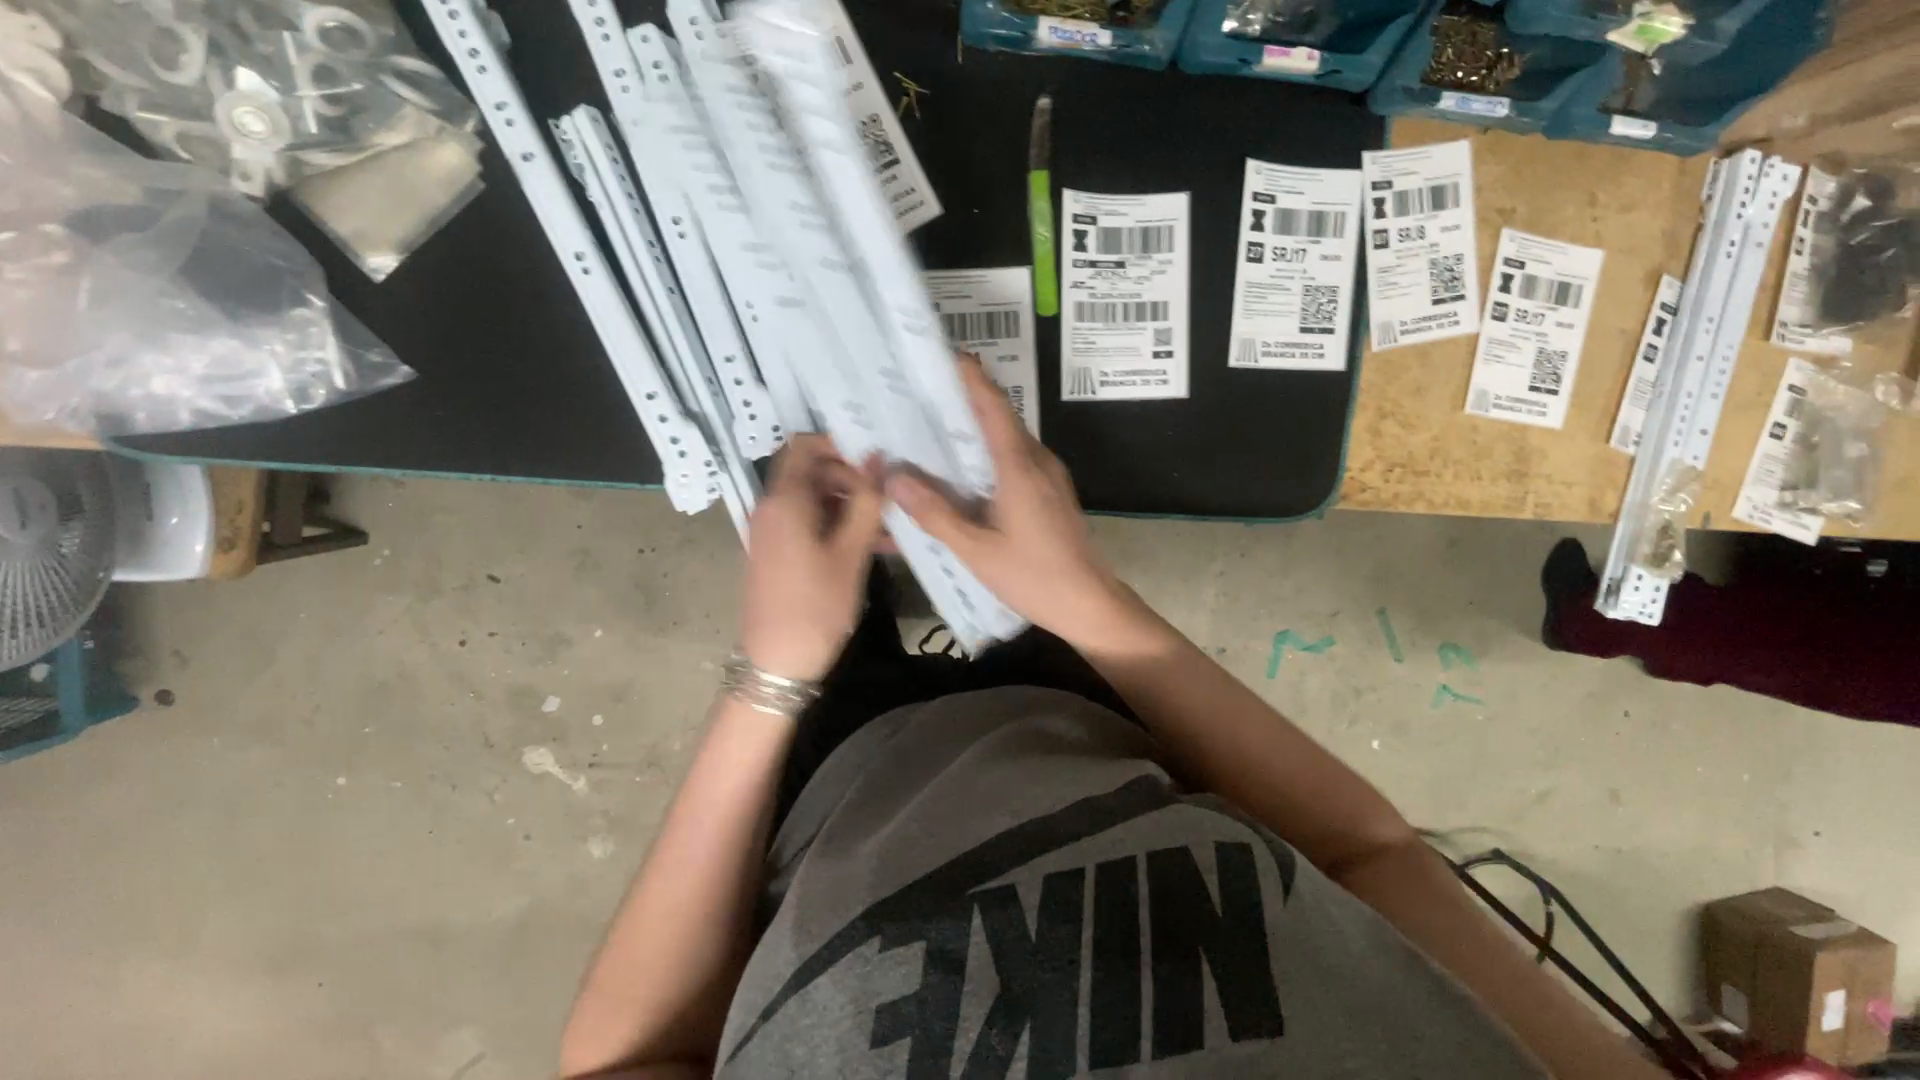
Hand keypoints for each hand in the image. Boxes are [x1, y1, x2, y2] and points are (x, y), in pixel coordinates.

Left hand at [738, 435, 884, 682]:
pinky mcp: (777, 553)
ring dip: (851, 508)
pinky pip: (809, 525)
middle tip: (890, 500)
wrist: (776, 663)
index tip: (876, 462)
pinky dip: (837, 528)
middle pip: (812, 472)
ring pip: (815, 501)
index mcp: (784, 501)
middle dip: (853, 480)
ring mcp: (771, 532)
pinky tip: (874, 548)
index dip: (840, 445)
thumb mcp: (851, 553)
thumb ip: (866, 501)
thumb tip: (877, 458)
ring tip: (891, 530)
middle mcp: (770, 508)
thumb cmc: (816, 606)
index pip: (805, 445)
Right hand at [885, 358, 1151, 651]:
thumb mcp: (975, 549)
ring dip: (973, 430)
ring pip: (1006, 439)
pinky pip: (1013, 460)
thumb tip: (893, 478)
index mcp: (1019, 466)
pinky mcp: (1049, 492)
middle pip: (998, 417)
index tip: (942, 353)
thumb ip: (934, 513)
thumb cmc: (1034, 576)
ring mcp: (1048, 475)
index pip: (993, 405)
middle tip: (919, 394)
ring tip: (932, 428)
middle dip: (961, 401)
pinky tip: (961, 472)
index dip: (969, 375)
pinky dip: (985, 455)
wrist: (1089, 603)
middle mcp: (1037, 460)